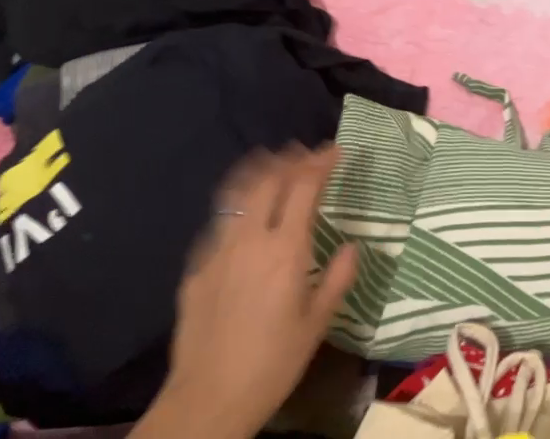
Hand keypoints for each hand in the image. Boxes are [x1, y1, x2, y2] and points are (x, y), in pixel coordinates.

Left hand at [134, 146, 357, 438]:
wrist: (208, 398)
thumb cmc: (273, 364)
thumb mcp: (317, 325)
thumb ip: (337, 279)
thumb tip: (353, 246)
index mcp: (285, 250)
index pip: (304, 188)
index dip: (320, 163)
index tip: (334, 151)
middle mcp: (250, 240)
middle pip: (268, 181)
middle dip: (289, 160)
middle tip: (306, 154)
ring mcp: (217, 251)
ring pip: (237, 195)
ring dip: (258, 172)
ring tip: (272, 162)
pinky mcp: (196, 268)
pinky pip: (219, 223)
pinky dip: (236, 205)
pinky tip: (242, 214)